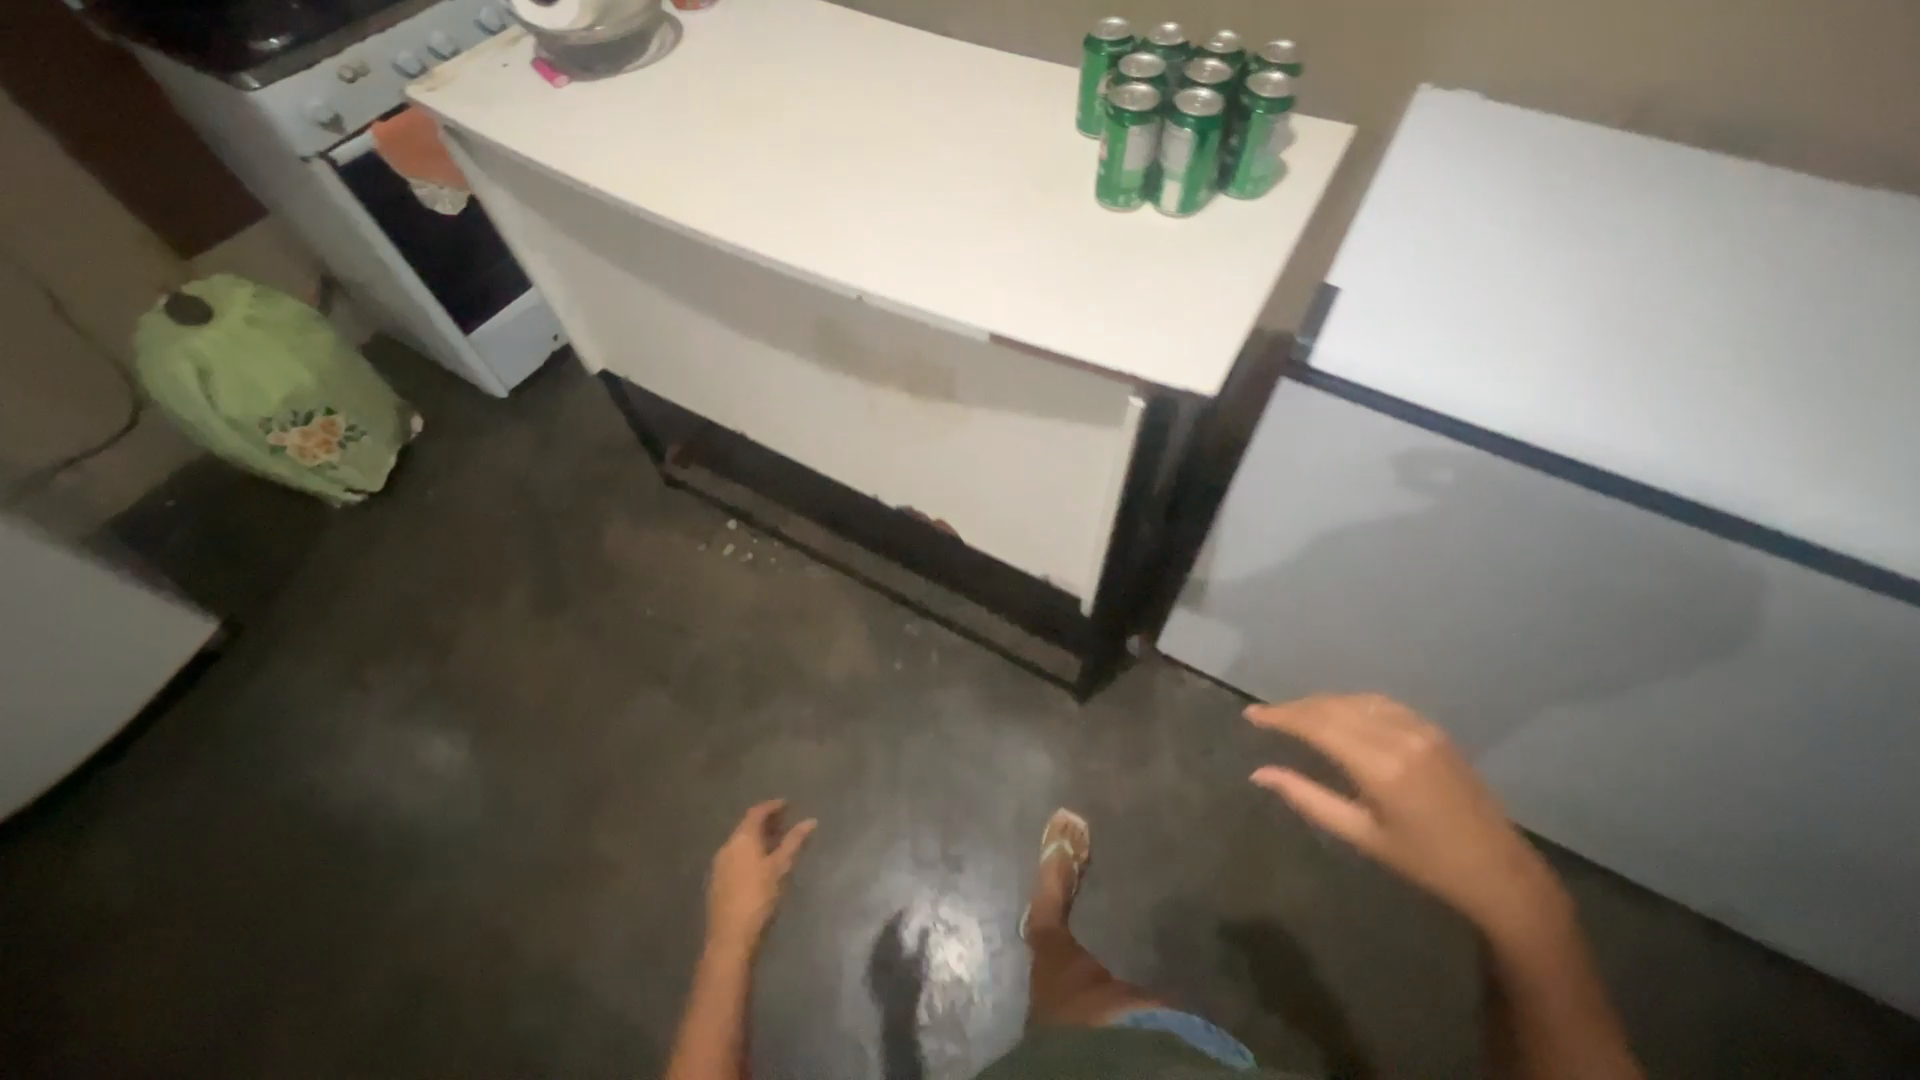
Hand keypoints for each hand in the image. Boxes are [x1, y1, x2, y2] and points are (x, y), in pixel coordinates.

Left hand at [706, 799, 816, 954]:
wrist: (730, 937)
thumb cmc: (759, 897)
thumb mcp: (781, 867)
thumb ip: (795, 842)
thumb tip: (811, 820)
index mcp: (741, 839)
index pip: (756, 813)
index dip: (772, 806)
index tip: (788, 804)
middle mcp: (727, 847)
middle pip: (747, 827)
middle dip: (767, 823)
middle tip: (786, 822)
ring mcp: (720, 866)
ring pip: (741, 844)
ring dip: (759, 839)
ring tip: (779, 843)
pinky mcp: (719, 882)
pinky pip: (737, 857)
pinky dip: (751, 853)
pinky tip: (763, 865)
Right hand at [1246, 695, 1565, 937]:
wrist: (1498, 871)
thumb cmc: (1423, 862)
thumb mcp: (1360, 834)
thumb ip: (1307, 797)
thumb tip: (1260, 773)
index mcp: (1379, 766)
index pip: (1317, 724)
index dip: (1280, 716)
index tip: (1251, 716)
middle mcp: (1399, 737)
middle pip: (1334, 707)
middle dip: (1296, 708)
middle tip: (1266, 717)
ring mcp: (1421, 730)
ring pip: (1357, 700)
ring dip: (1323, 703)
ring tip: (1296, 716)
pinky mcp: (1434, 732)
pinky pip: (1382, 704)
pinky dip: (1352, 704)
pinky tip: (1339, 715)